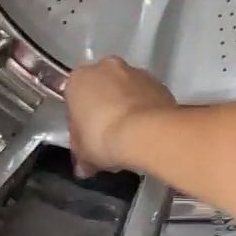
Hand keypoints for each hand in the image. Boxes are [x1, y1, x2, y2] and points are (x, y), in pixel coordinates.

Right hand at [64, 57, 176, 177]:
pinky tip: (148, 133)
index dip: (81, 124)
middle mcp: (106, 67)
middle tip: (109, 138)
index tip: (87, 142)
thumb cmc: (103, 138)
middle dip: (104, 110)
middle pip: (102, 90)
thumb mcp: (84, 155)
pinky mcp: (160, 83)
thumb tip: (84, 168)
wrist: (146, 132)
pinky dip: (146, 111)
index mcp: (79, 79)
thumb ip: (82, 157)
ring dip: (127, 108)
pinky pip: (147, 98)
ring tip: (132, 137)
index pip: (74, 101)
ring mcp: (136, 72)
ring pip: (126, 91)